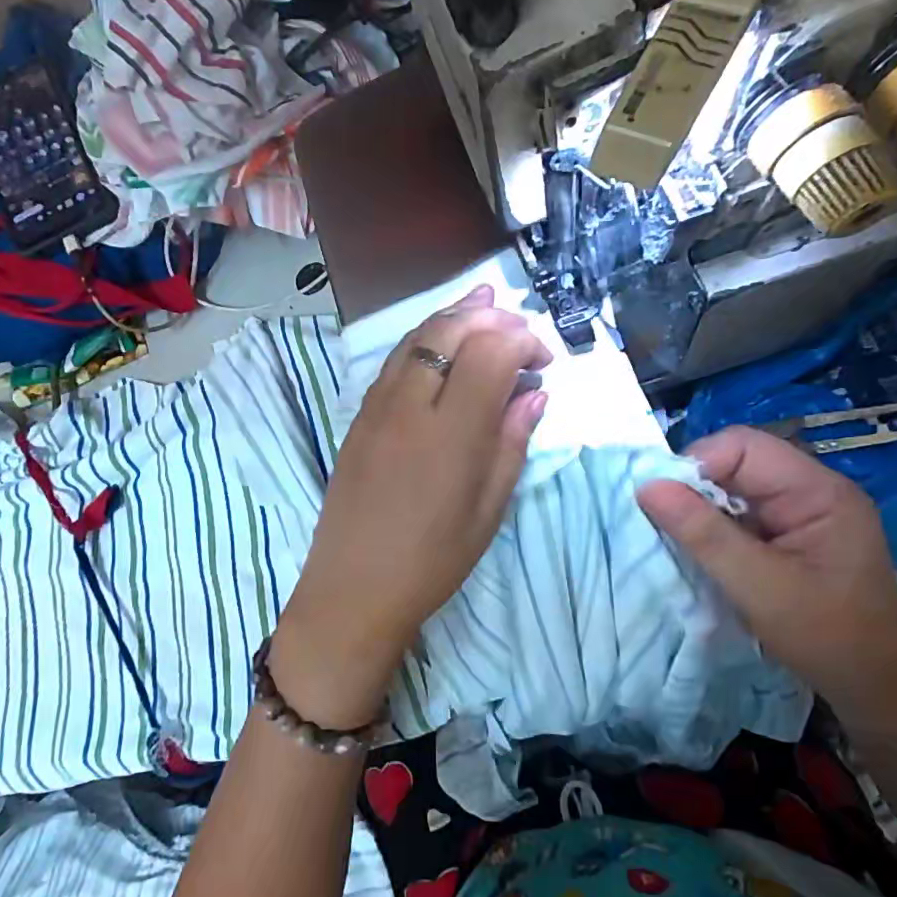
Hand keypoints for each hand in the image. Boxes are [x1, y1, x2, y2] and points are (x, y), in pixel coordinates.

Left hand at [273, 285, 551, 727]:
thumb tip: (534, 395)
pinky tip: (440, 347)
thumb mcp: (488, 510)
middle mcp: (408, 407)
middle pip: (448, 332)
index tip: (543, 361)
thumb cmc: (432, 562)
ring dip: (452, 317)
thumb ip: (512, 444)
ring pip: (415, 339)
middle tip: (518, 325)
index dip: (521, 341)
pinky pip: (394, 363)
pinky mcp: (357, 419)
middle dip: (489, 318)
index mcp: (449, 434)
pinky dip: (423, 341)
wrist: (354, 589)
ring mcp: (375, 409)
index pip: (489, 353)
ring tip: (482, 306)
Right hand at [636, 426, 896, 715]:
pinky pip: (737, 514)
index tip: (663, 502)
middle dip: (694, 488)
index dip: (697, 464)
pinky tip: (700, 552)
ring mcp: (800, 513)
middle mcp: (811, 491)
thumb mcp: (759, 586)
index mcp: (820, 491)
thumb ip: (703, 533)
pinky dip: (711, 528)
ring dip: (700, 510)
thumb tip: (646, 486)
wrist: (876, 689)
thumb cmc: (827, 637)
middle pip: (736, 463)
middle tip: (665, 524)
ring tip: (679, 540)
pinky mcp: (787, 535)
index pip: (744, 447)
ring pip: (731, 489)